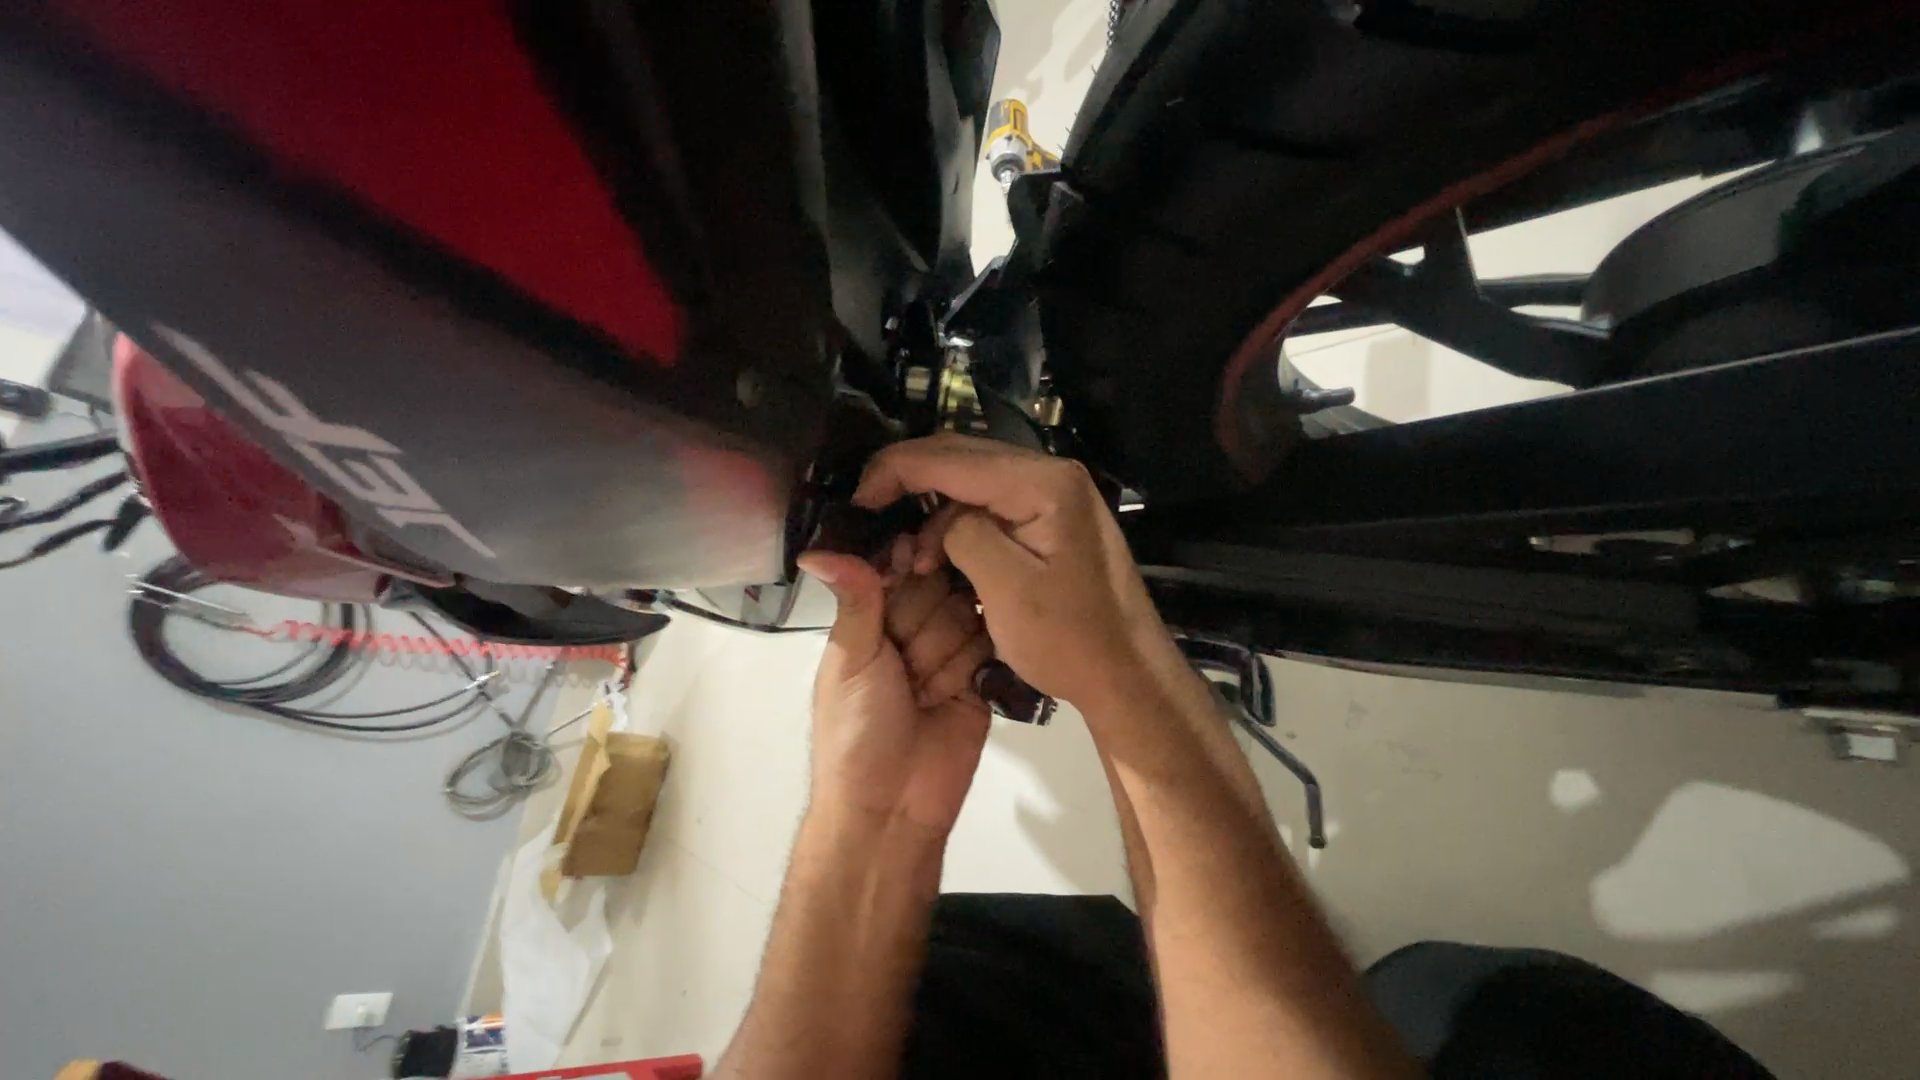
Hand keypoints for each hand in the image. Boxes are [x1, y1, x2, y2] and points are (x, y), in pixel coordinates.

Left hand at [796, 550, 994, 835]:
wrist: (893, 805)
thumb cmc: (855, 729)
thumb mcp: (850, 658)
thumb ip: (856, 597)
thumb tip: (815, 550)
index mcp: (872, 616)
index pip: (902, 563)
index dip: (912, 562)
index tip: (915, 566)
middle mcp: (913, 625)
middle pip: (941, 583)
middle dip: (924, 620)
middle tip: (903, 663)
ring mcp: (950, 650)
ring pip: (967, 612)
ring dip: (944, 653)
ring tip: (922, 694)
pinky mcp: (982, 676)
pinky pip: (990, 644)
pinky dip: (970, 665)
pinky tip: (952, 692)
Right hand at [852, 433, 1182, 711]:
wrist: (1129, 674)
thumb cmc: (1072, 640)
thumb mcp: (1008, 590)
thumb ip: (964, 536)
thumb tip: (939, 521)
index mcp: (1043, 484)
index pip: (952, 457)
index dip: (895, 471)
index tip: (857, 501)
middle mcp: (1051, 474)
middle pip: (962, 456)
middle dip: (909, 480)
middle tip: (867, 514)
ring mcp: (1055, 494)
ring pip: (973, 480)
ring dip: (934, 507)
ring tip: (909, 553)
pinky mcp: (1052, 517)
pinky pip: (992, 504)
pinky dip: (959, 522)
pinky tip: (940, 552)